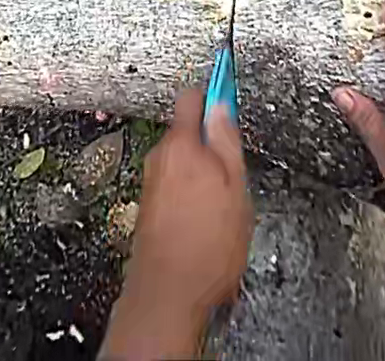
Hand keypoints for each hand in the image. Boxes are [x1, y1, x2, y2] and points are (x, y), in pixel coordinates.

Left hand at [100, 84, 251, 358]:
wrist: (167, 295)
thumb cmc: (205, 244)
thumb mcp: (234, 186)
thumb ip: (227, 139)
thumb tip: (222, 104)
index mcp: (182, 143)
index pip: (192, 96)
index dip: (213, 91)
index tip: (227, 89)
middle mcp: (161, 155)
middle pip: (187, 127)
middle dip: (210, 140)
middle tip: (233, 166)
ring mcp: (152, 179)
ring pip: (183, 156)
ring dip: (201, 167)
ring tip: (221, 201)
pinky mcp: (150, 202)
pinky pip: (175, 180)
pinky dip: (190, 188)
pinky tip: (205, 217)